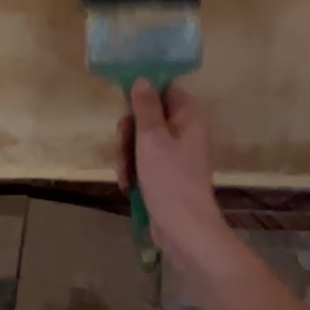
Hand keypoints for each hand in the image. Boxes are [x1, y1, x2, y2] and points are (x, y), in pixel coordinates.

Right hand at [116, 79, 228, 255]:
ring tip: (124, 173)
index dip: (143, 93)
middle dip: (129, 131)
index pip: (164, 88)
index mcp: (188, 115)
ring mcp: (176, 153)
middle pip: (148, 115)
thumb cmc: (170, 179)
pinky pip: (144, 160)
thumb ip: (145, 106)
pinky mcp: (167, 173)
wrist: (184, 230)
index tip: (124, 104)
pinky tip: (128, 185)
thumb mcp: (152, 138)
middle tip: (122, 145)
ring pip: (141, 139)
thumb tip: (142, 78)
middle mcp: (185, 130)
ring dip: (127, 154)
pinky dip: (134, 169)